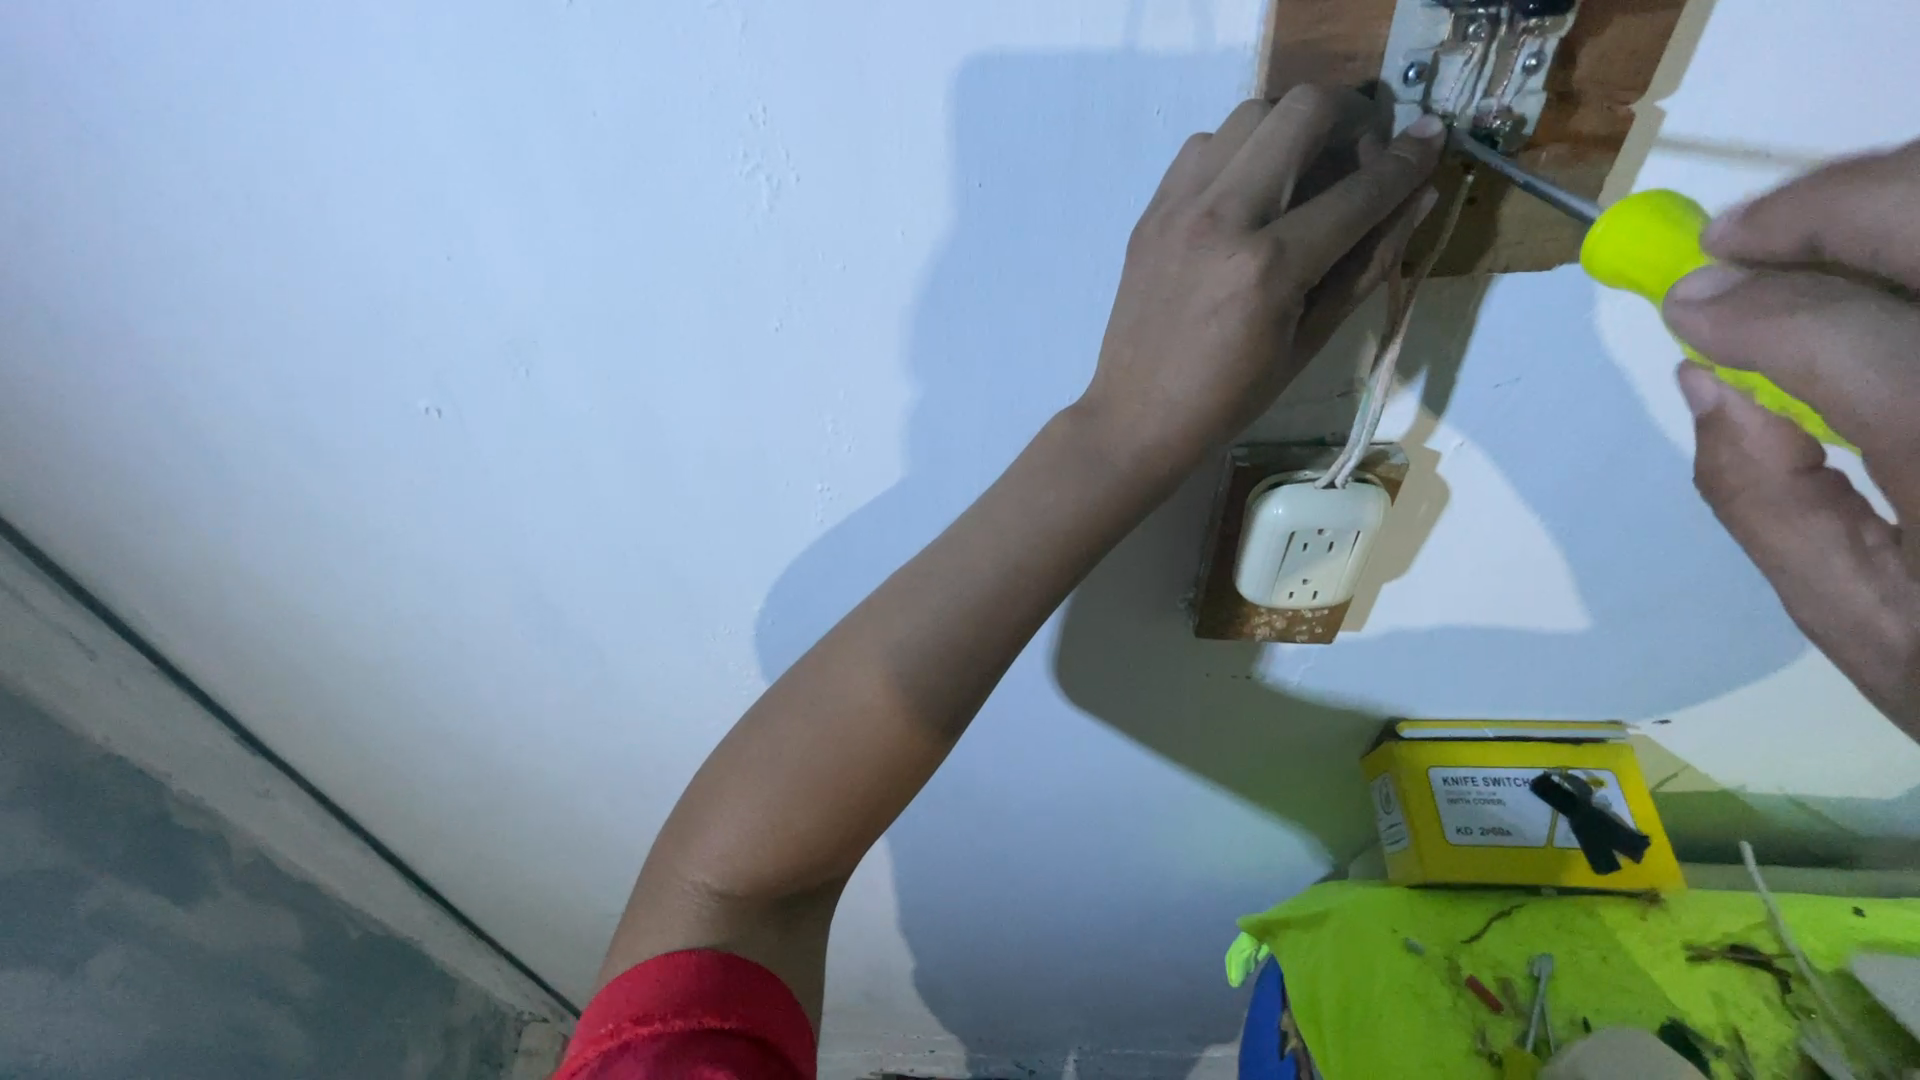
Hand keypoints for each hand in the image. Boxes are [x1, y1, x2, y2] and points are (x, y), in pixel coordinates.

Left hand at [1077, 87, 1443, 471]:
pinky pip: (1203, 147)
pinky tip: (1246, 195)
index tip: (1430, 140)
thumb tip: (1418, 194)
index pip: (1360, 188)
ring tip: (1298, 178)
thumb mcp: (1311, 341)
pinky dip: (1238, 152)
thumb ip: (1368, 263)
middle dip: (1350, 120)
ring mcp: (1177, 210)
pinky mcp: (1150, 214)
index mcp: (1268, 267)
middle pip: (1303, 110)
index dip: (1409, 159)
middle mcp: (1221, 219)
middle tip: (1356, 160)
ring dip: (1289, 131)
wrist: (1136, 416)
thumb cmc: (1230, 397)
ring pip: (1249, 115)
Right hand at [1664, 141, 1919, 735]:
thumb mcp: (1856, 613)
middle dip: (1824, 210)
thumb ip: (1761, 490)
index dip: (1744, 300)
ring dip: (1894, 209)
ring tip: (1816, 250)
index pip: (1845, 331)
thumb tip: (1705, 374)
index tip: (1678, 299)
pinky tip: (1897, 276)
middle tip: (1733, 241)